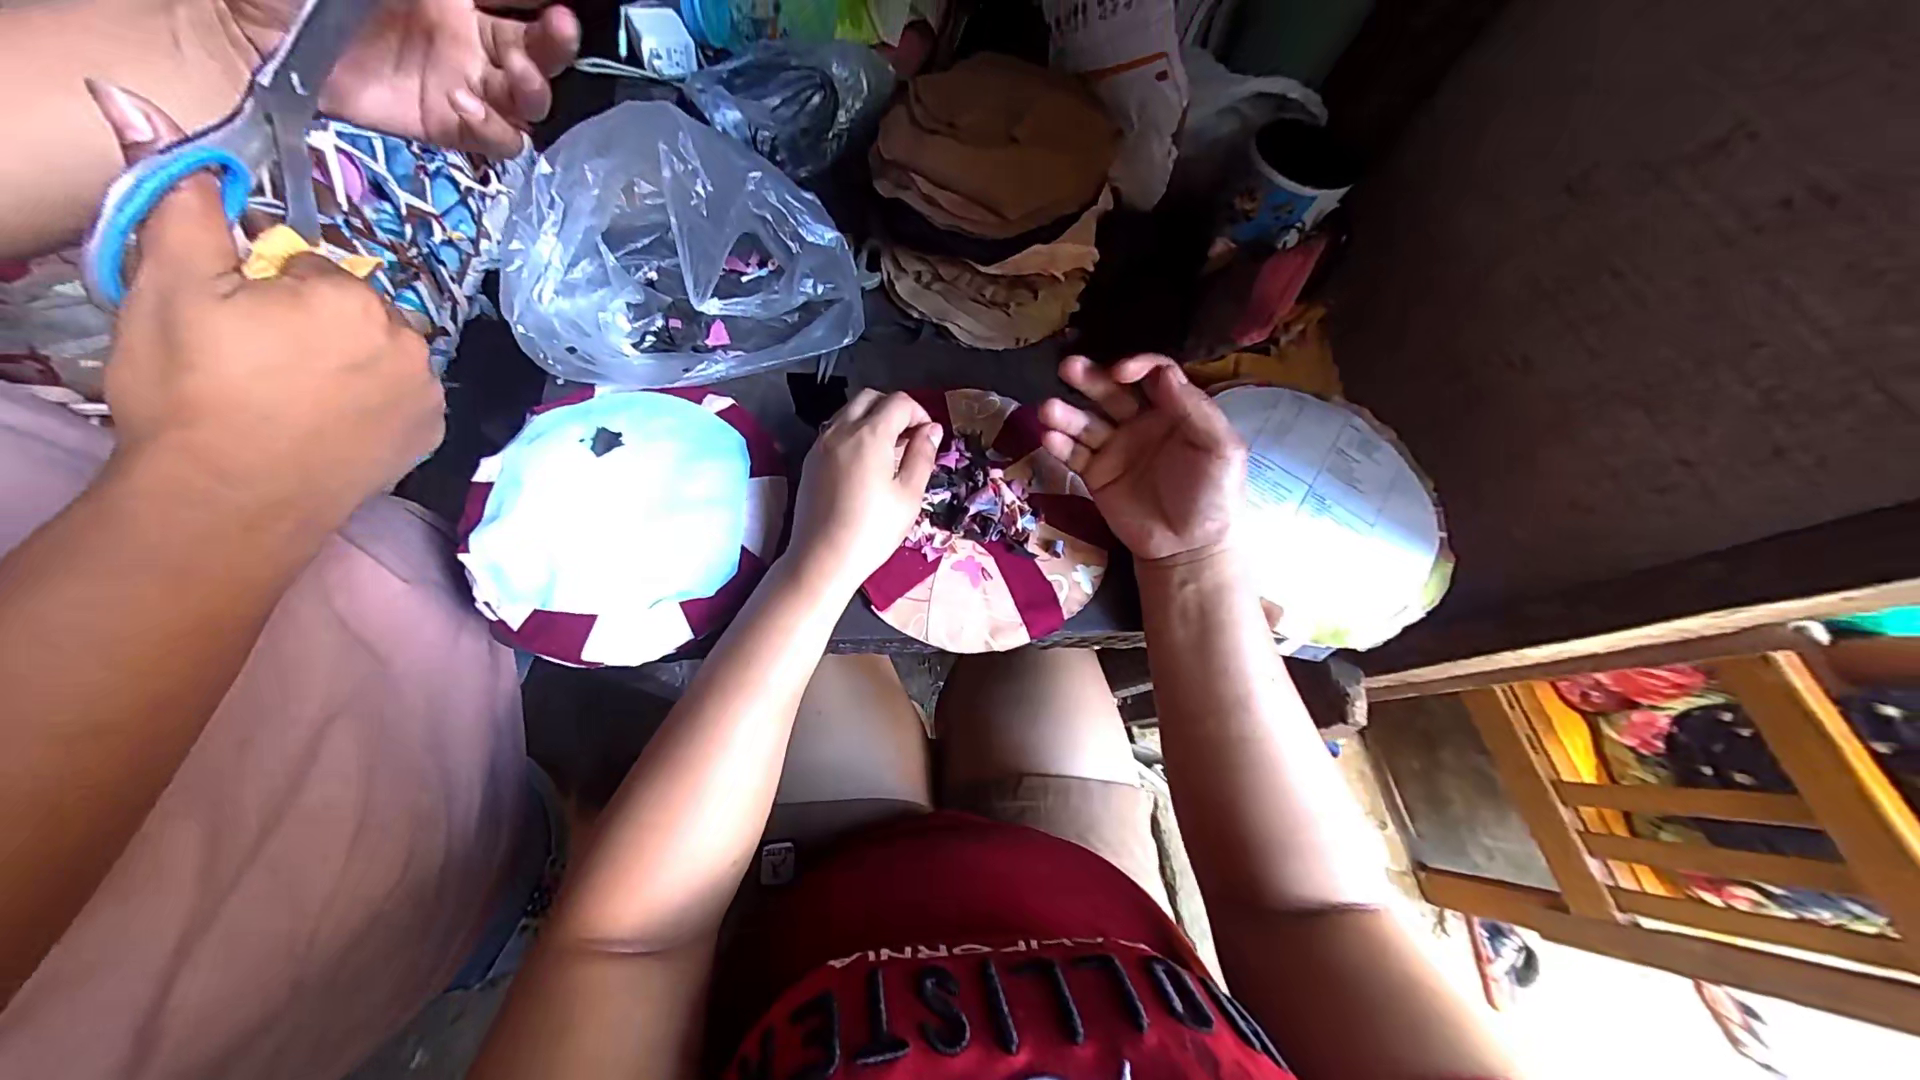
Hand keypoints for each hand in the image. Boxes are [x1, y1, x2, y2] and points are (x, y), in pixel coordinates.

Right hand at [90, 83, 444, 524]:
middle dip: (321, 322)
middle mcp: (410, 342)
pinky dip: (378, 400)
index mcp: (355, 299)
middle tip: (269, 360)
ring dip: (354, 360)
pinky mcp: (433, 434)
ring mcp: (428, 393)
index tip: (244, 317)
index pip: (315, 267)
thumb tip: (172, 135)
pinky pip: (406, 398)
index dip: (273, 286)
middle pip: (360, 312)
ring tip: (300, 394)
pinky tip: (336, 418)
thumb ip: (184, 210)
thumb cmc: (197, 389)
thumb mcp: (169, 287)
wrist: (235, 492)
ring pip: (386, 354)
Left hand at [221, 0, 579, 157]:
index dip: (542, 0)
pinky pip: (501, 140)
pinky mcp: (454, 128)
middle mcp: (471, 39)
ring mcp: (467, 85)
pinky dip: (496, 128)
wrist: (249, 33)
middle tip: (558, 26)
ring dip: (536, 88)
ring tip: (515, 74)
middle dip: (556, 42)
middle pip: (540, 50)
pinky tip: (464, 103)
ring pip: (532, 99)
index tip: (549, 0)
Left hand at [789, 390, 942, 590]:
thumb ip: (923, 455)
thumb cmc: (873, 531)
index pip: (899, 402)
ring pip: (850, 411)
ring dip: (873, 418)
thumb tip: (932, 431)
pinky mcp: (810, 461)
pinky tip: (866, 463)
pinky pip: (835, 431)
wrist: (822, 559)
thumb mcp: (909, 495)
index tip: (929, 436)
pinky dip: (855, 432)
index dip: (920, 413)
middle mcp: (841, 431)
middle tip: (911, 437)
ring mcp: (821, 445)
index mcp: (870, 435)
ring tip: (890, 450)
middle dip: (895, 409)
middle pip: (871, 398)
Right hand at [1039, 355, 1245, 565]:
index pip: (1151, 375)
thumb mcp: (1221, 449)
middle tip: (1068, 367)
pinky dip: (1059, 445)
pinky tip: (1048, 438)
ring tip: (1048, 410)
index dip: (1135, 366)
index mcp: (1174, 409)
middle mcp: (1140, 421)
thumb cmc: (1213, 495)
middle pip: (1110, 391)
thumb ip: (1195, 409)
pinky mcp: (1095, 474)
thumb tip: (1162, 372)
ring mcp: (1115, 447)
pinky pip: (1074, 454)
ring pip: (1086, 422)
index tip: (1119, 371)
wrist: (1189, 547)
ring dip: (1065, 413)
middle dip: (1089, 378)